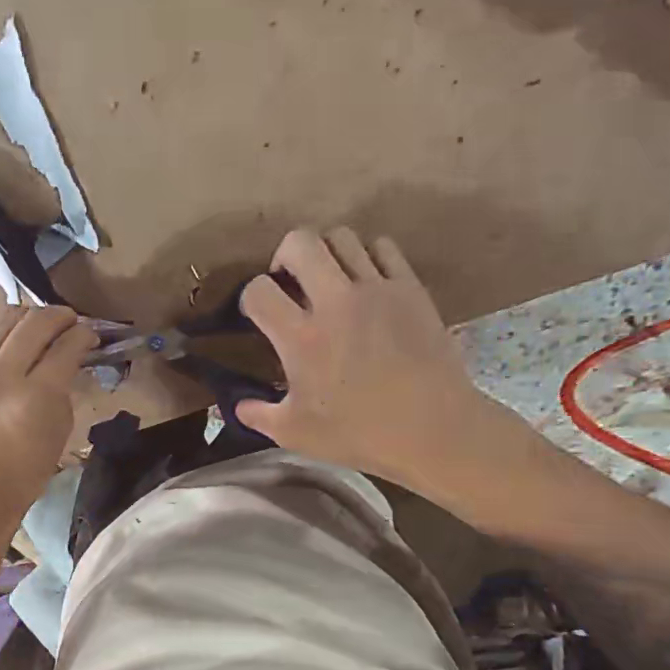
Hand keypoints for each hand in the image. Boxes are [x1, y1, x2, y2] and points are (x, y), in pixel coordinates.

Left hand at [0, 305, 91, 545]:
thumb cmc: (26, 470)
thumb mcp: (60, 427)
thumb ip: (65, 384)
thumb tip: (70, 353)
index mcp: (32, 396)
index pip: (64, 345)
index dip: (82, 334)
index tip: (90, 333)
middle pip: (33, 321)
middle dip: (58, 316)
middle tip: (69, 322)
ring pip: (3, 322)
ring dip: (27, 323)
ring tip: (40, 332)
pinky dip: (0, 345)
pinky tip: (9, 358)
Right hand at [236, 227, 513, 490]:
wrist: (431, 428)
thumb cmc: (356, 432)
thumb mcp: (292, 432)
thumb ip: (257, 414)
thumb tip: (238, 406)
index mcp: (301, 338)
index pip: (258, 290)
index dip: (249, 298)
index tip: (257, 314)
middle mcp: (335, 302)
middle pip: (300, 242)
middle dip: (283, 255)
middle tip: (288, 282)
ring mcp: (377, 289)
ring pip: (341, 237)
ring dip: (325, 253)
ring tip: (326, 280)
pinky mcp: (410, 288)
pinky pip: (382, 247)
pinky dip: (366, 256)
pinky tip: (363, 282)